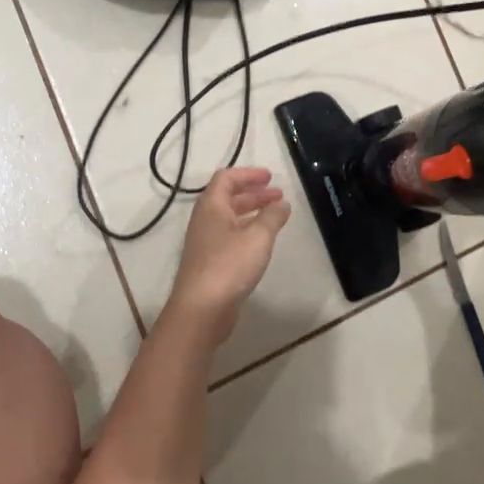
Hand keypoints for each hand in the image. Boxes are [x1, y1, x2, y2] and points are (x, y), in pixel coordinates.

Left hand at [165, 167, 290, 343]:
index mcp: (211, 207)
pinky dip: (247, 231)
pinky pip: (230, 236)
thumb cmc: (229, 266)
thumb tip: (282, 204)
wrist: (201, 309)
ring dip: (252, 212)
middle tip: (278, 196)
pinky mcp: (210, 262)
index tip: (270, 177)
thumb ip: (272, 217)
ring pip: (230, 218)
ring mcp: (205, 242)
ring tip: (276, 216)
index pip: (226, 178)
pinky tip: (262, 242)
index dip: (248, 174)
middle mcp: (205, 220)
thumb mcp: (258, 237)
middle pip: (228, 197)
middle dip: (254, 194)